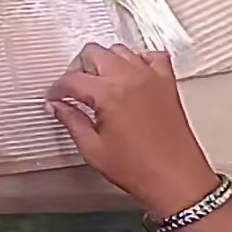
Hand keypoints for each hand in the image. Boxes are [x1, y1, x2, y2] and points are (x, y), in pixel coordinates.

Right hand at [47, 44, 216, 216]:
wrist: (177, 181)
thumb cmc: (140, 170)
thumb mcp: (93, 149)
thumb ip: (71, 121)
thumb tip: (58, 107)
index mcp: (109, 94)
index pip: (71, 79)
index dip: (56, 89)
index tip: (54, 97)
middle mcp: (130, 78)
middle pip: (93, 53)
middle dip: (77, 69)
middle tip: (73, 89)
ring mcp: (151, 78)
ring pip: (119, 50)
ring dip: (104, 61)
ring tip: (98, 82)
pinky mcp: (167, 83)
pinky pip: (152, 56)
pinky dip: (138, 59)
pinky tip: (130, 74)